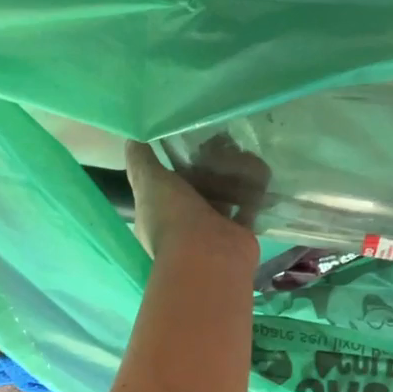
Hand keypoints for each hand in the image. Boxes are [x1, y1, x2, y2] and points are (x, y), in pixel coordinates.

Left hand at [125, 141, 259, 262]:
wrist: (208, 255)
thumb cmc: (172, 217)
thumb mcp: (148, 180)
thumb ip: (140, 159)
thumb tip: (131, 136)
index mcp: (158, 213)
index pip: (166, 183)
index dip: (177, 163)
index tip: (189, 141)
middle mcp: (184, 223)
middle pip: (197, 187)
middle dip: (210, 166)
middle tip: (224, 142)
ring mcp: (212, 229)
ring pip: (223, 195)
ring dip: (233, 175)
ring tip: (244, 152)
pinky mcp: (238, 232)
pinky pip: (248, 205)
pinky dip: (254, 189)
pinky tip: (260, 170)